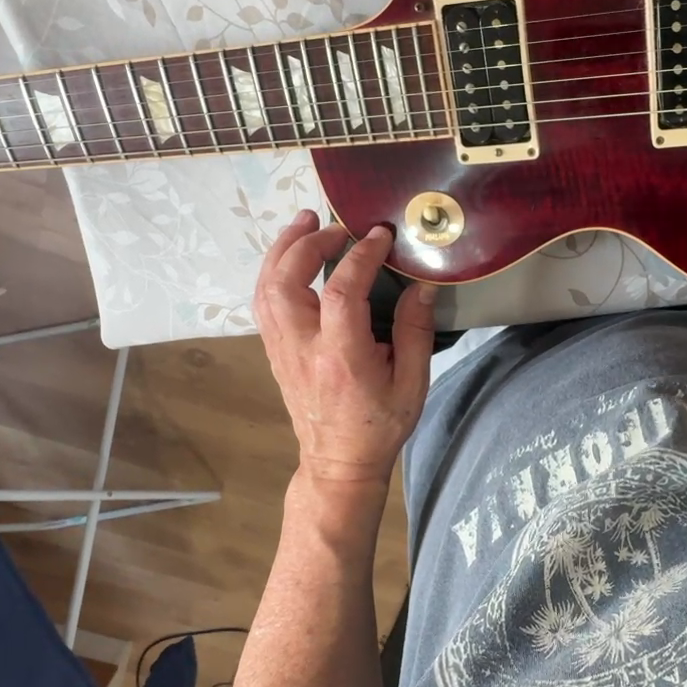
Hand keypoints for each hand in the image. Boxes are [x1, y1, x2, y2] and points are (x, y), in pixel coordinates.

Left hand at [255, 210, 437, 499]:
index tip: (379, 235)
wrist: (339, 462)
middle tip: (333, 223)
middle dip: (305, 243)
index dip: (359, 257)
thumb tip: (421, 288)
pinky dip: (275, 272)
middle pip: (285, 282)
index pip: (341, 292)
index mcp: (341, 357)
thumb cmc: (379, 425)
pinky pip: (264, 302)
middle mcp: (303, 348)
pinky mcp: (275, 351)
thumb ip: (415, 333)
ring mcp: (282, 349)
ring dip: (282, 251)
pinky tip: (292, 258)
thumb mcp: (412, 383)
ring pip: (265, 289)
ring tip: (303, 224)